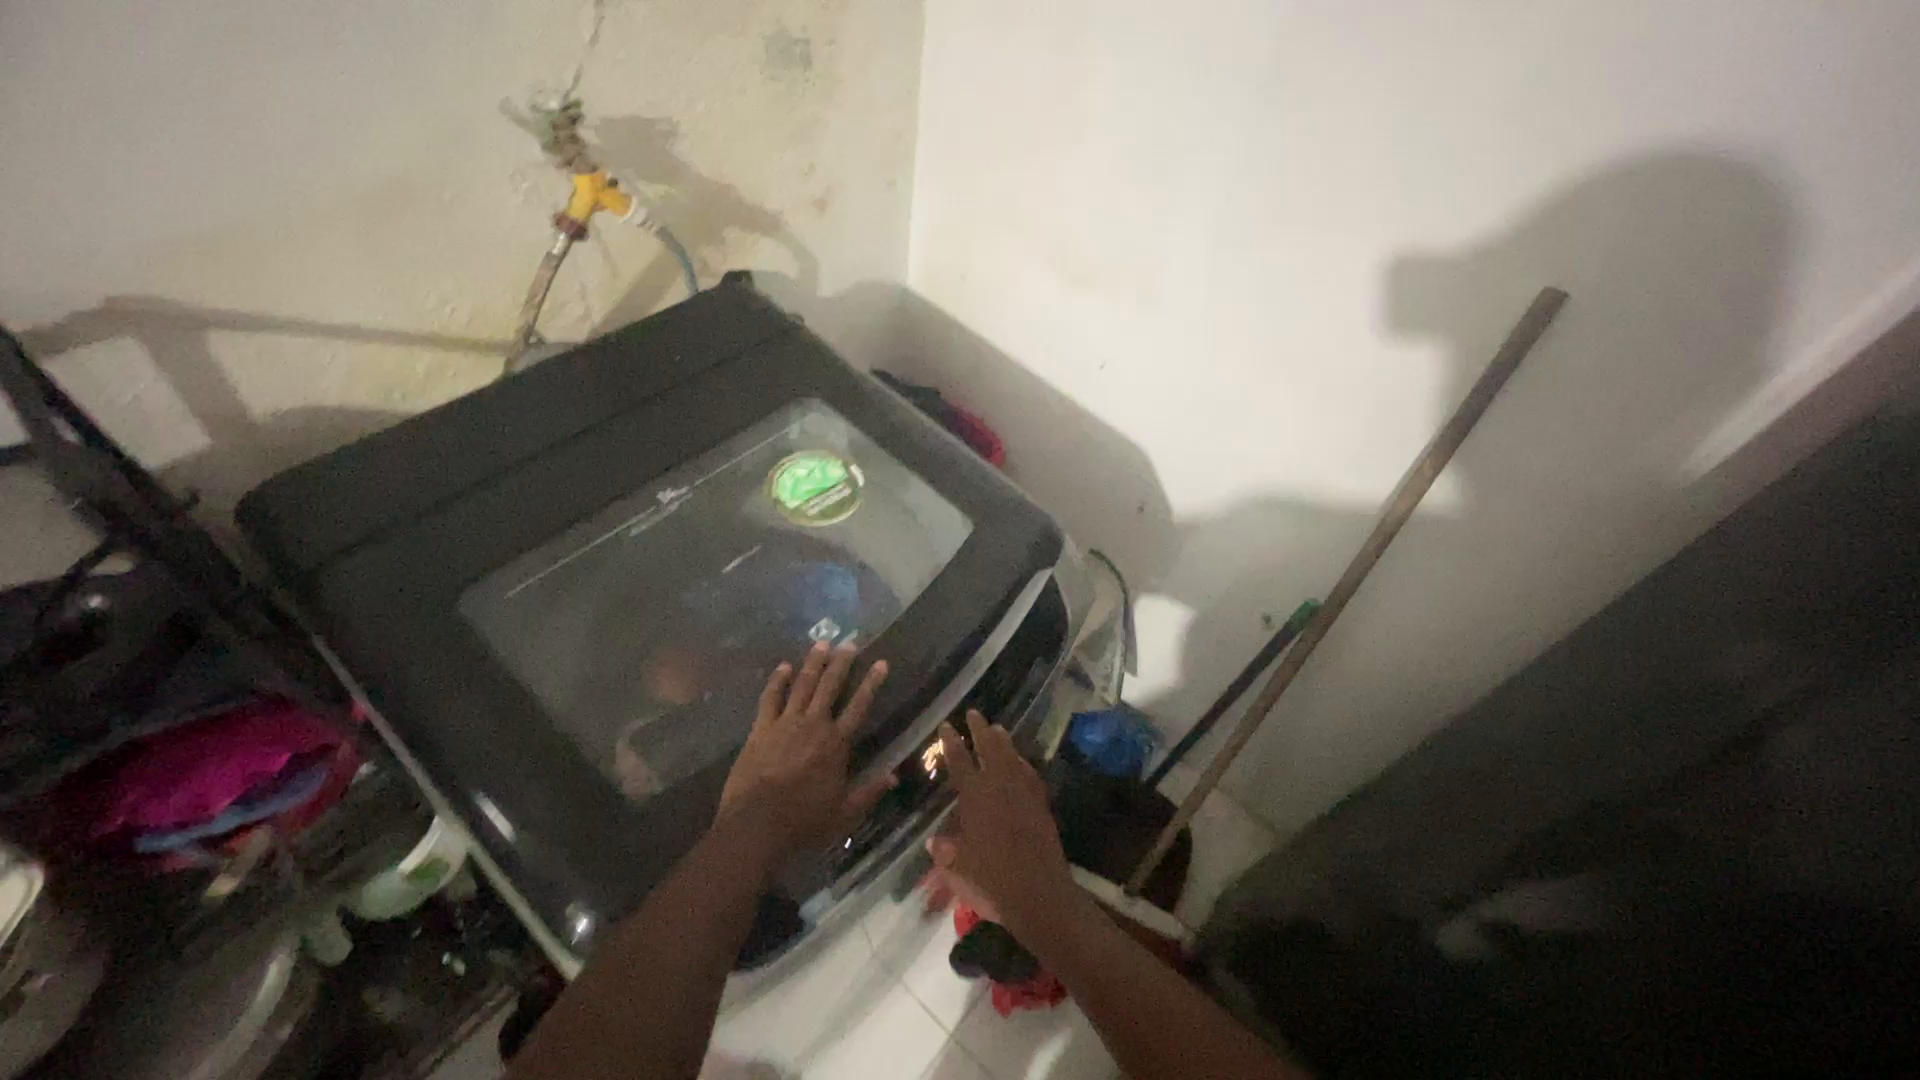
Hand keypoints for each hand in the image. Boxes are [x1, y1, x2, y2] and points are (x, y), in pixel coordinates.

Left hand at [718, 643, 892, 853]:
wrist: (755, 825)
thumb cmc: (804, 822)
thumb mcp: (845, 814)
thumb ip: (869, 792)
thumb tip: (894, 776)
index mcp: (837, 743)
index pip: (860, 706)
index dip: (872, 683)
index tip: (881, 662)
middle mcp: (814, 725)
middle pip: (830, 686)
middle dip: (842, 663)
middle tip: (849, 643)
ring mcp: (785, 724)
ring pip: (802, 685)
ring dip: (813, 663)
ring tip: (821, 644)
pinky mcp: (760, 729)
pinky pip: (770, 698)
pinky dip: (777, 680)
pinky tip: (783, 667)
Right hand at [927, 711, 1077, 935]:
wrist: (1040, 896)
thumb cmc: (992, 882)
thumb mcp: (958, 870)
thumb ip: (945, 852)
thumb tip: (934, 842)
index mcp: (976, 797)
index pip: (960, 761)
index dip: (951, 743)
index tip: (947, 725)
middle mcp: (1000, 788)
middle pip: (990, 749)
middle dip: (980, 730)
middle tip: (974, 713)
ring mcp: (1025, 795)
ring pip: (1012, 758)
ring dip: (1003, 742)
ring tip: (997, 729)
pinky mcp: (1041, 806)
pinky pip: (1030, 775)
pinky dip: (1022, 764)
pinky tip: (1021, 763)